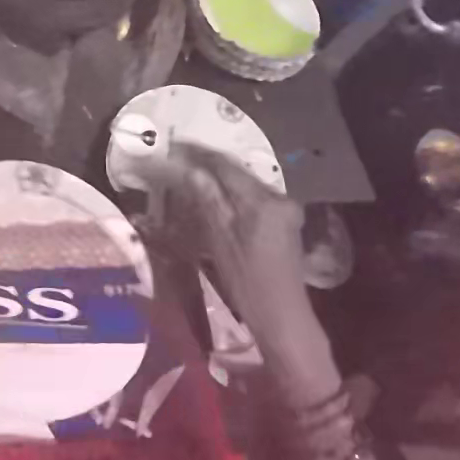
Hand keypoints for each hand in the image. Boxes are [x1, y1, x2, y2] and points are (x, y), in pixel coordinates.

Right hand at [160, 144, 342, 402]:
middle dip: (207, 164)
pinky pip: (252, 197)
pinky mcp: (283, 221)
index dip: (198, 153)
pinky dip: (231, 194)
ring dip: (218, 178)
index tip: (174, 144)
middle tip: (178, 158)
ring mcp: (284, 209)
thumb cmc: (246, 280)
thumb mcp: (219, 238)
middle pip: (237, 172)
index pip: (225, 165)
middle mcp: (278, 196)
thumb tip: (187, 168)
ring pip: (244, 184)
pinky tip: (214, 195)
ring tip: (190, 173)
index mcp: (261, 199)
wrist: (282, 314)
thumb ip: (206, 198)